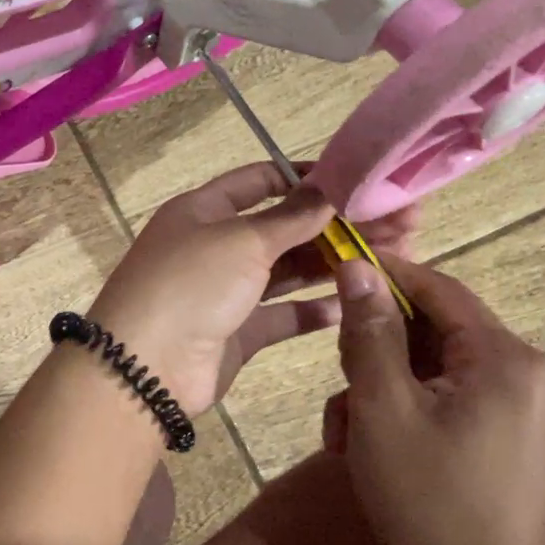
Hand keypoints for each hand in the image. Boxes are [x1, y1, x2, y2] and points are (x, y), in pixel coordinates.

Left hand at [84, 161, 417, 417]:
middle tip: (398, 226)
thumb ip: (289, 218)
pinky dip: (315, 309)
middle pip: (281, 228)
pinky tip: (355, 303)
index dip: (303, 177)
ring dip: (332, 264)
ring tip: (392, 258)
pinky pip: (282, 315)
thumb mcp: (240, 240)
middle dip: (334, 225)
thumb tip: (328, 190)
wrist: (145, 367)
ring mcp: (224, 291)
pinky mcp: (237, 332)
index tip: (355, 180)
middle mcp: (213, 245)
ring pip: (286, 271)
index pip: (257, 181)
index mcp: (202, 210)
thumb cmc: (190, 284)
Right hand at [329, 257, 544, 544]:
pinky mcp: (513, 444)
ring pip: (434, 370)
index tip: (331, 269)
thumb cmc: (427, 502)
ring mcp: (526, 413)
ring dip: (383, 391)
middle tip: (339, 389)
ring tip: (352, 438)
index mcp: (509, 360)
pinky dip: (406, 415)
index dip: (383, 274)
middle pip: (435, 332)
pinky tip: (377, 454)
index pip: (439, 288)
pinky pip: (449, 403)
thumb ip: (369, 330)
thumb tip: (357, 265)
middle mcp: (530, 377)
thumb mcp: (381, 408)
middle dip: (377, 354)